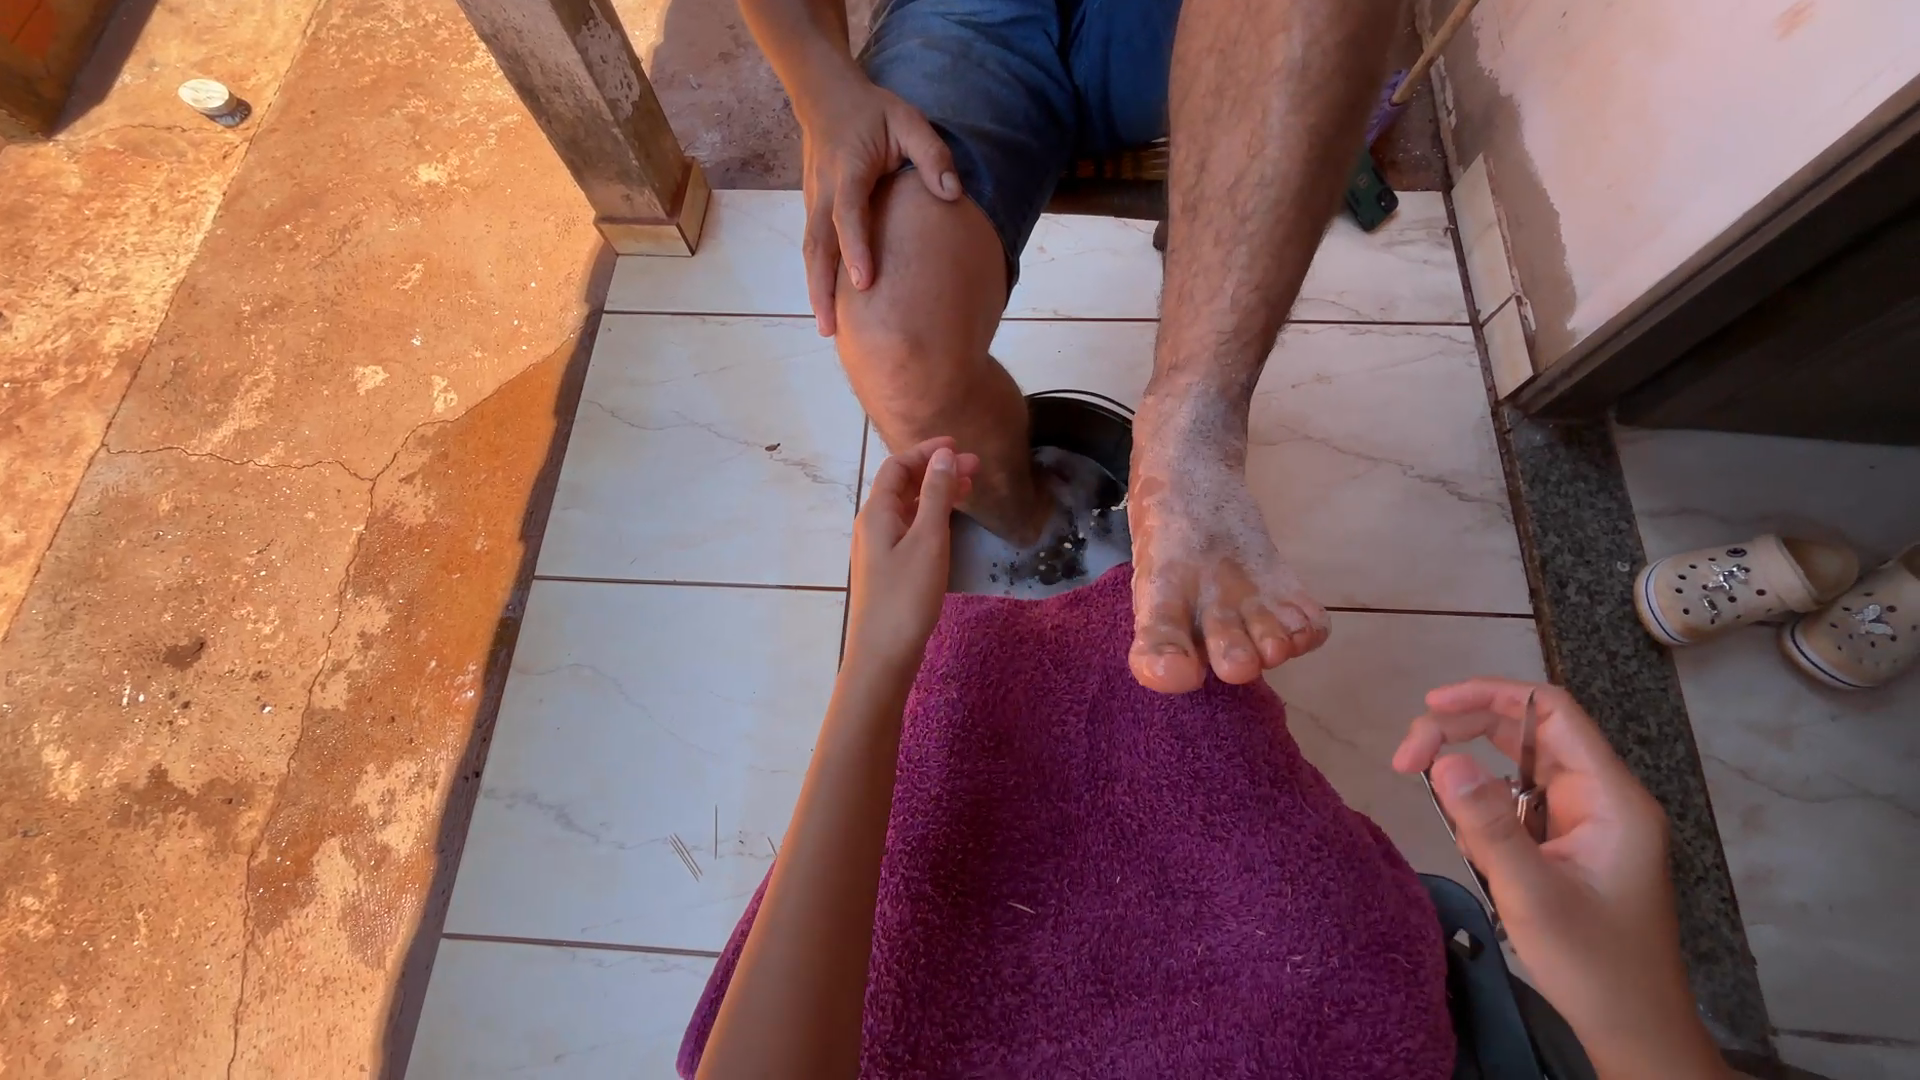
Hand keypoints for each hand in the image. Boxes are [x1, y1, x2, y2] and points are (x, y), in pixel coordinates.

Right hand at [797, 76, 961, 335]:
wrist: (824, 96)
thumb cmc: (874, 112)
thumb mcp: (909, 120)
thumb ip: (932, 154)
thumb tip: (954, 194)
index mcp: (849, 170)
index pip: (848, 214)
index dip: (854, 248)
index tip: (864, 283)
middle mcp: (824, 192)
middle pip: (817, 246)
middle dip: (822, 287)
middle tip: (830, 328)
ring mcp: (814, 203)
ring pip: (811, 252)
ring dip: (816, 291)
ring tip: (827, 329)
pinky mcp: (813, 211)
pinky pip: (815, 249)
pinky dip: (818, 278)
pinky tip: (829, 307)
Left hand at [844, 438, 978, 675]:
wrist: (883, 654)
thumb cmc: (907, 595)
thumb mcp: (928, 540)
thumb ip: (936, 495)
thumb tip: (944, 456)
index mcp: (877, 512)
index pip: (897, 466)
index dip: (926, 452)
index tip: (959, 447)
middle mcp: (873, 525)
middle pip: (902, 486)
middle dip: (936, 472)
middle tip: (976, 469)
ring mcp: (879, 549)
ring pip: (908, 509)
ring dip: (936, 494)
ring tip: (969, 490)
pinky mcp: (889, 569)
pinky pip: (910, 530)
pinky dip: (931, 518)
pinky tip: (950, 524)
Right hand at [1392, 678, 1727, 1077]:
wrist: (1632, 1033)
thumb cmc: (1594, 966)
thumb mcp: (1533, 895)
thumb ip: (1488, 825)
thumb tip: (1444, 759)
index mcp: (1608, 797)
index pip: (1550, 711)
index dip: (1489, 694)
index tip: (1431, 707)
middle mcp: (1595, 795)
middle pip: (1521, 728)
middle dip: (1459, 730)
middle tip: (1406, 759)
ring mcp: (1577, 816)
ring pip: (1508, 760)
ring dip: (1462, 767)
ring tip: (1424, 790)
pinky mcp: (1558, 837)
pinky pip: (1506, 797)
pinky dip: (1474, 804)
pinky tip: (1468, 840)